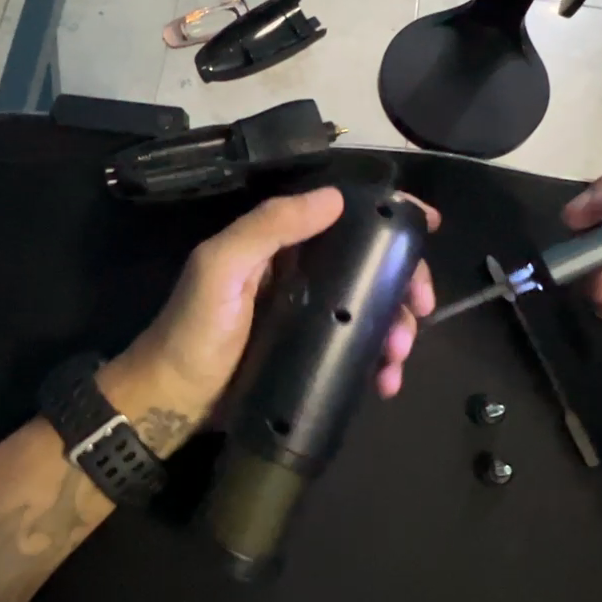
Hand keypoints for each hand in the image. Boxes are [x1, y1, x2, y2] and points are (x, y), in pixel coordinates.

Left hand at [103, 188, 438, 452]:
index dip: (387, 219)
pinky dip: (378, 362)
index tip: (427, 227)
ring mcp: (308, 317)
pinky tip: (385, 382)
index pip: (342, 218)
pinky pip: (356, 349)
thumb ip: (268, 228)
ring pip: (369, 309)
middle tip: (420, 310)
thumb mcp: (221, 269)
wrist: (173, 402)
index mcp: (279, 245)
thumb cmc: (194, 331)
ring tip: (397, 357)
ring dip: (396, 328)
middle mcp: (299, 274)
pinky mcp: (311, 355)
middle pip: (368, 267)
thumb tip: (335, 198)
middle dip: (403, 284)